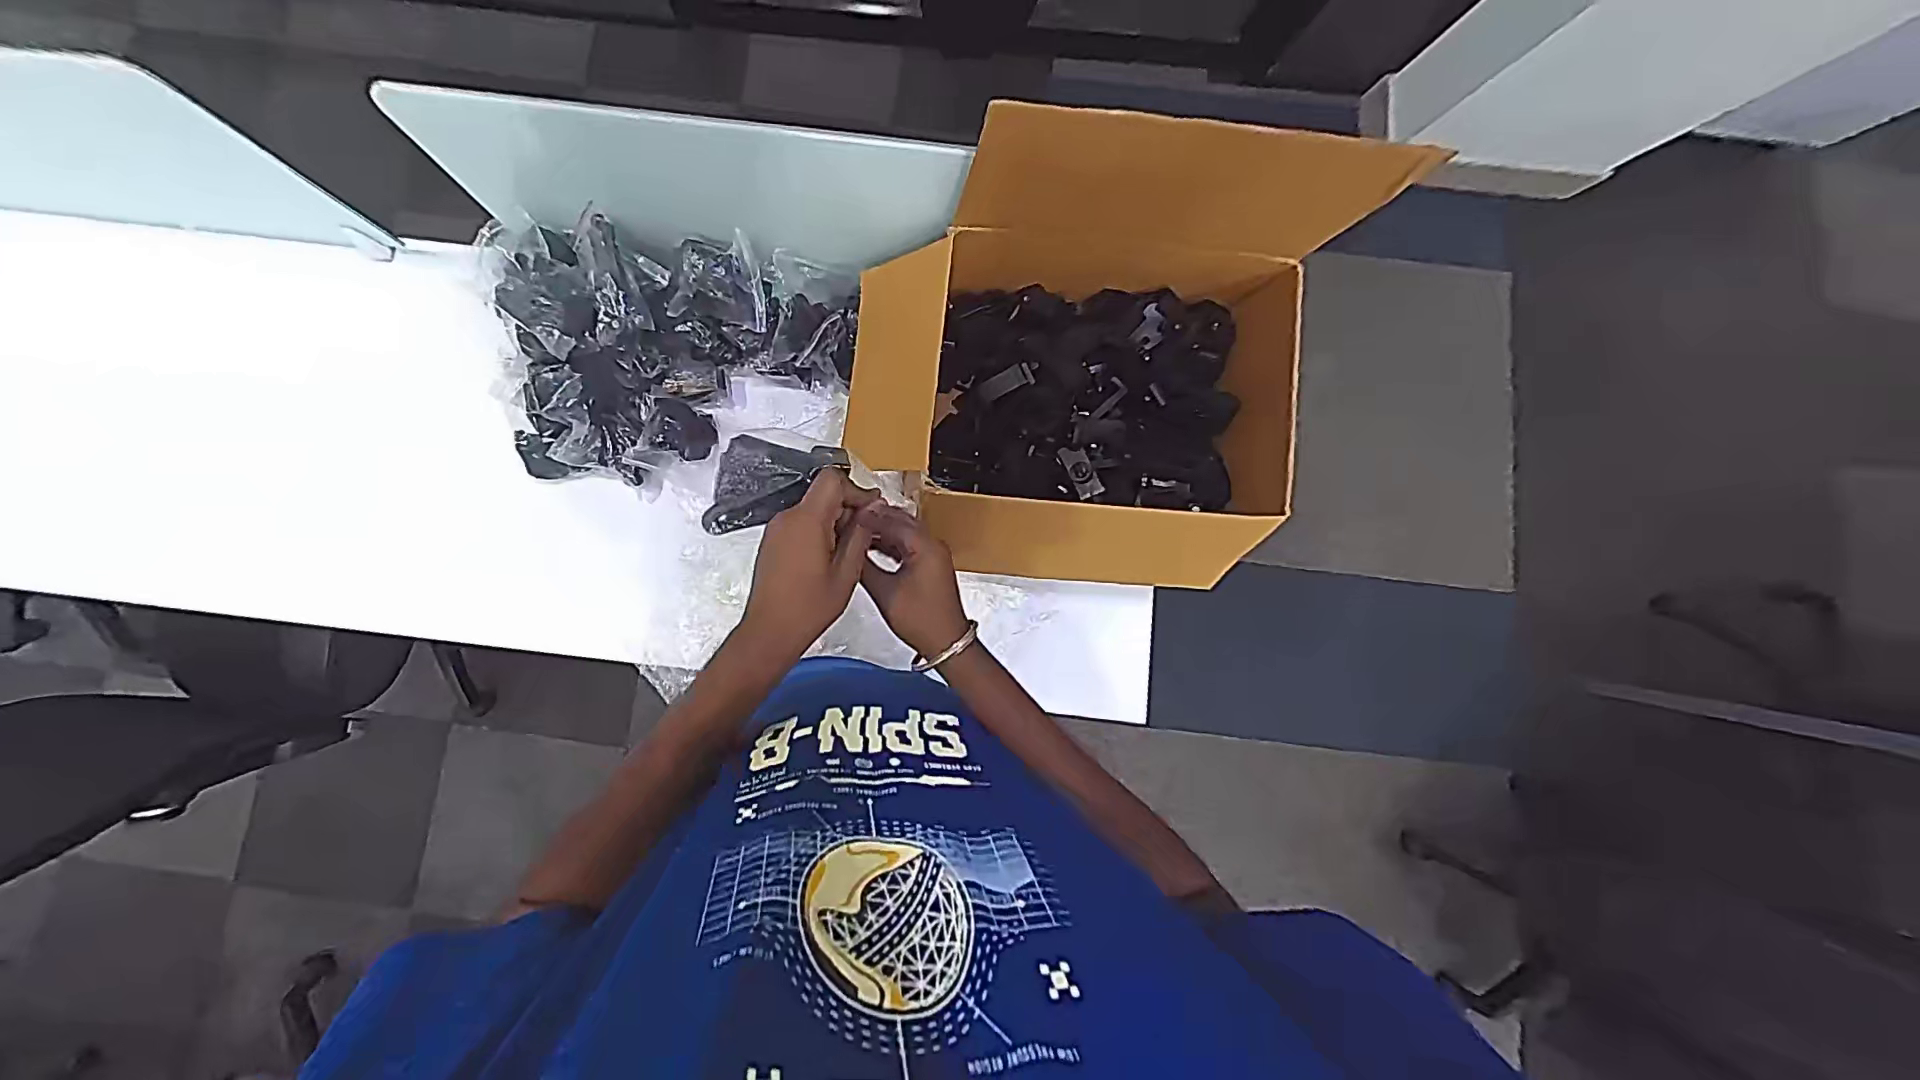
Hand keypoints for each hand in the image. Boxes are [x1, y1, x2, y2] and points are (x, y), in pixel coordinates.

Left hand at [739, 469, 878, 660]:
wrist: (771, 630)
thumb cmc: (806, 608)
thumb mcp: (847, 571)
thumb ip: (861, 534)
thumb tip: (872, 510)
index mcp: (807, 521)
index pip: (833, 480)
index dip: (857, 491)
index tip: (871, 510)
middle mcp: (787, 519)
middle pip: (824, 494)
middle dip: (848, 509)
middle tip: (865, 534)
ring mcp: (777, 529)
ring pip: (813, 509)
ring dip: (835, 522)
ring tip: (848, 552)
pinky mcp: (773, 541)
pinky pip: (801, 524)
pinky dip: (819, 532)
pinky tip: (830, 559)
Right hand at [856, 503, 970, 658]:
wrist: (946, 641)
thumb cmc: (923, 621)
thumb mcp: (886, 593)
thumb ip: (865, 568)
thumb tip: (849, 552)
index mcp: (926, 547)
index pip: (892, 521)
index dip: (867, 517)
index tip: (848, 514)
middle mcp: (933, 545)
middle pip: (900, 521)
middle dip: (875, 519)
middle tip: (850, 517)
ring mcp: (933, 554)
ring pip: (904, 532)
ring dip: (882, 530)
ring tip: (856, 530)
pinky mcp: (930, 564)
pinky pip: (908, 545)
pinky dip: (890, 543)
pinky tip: (872, 547)